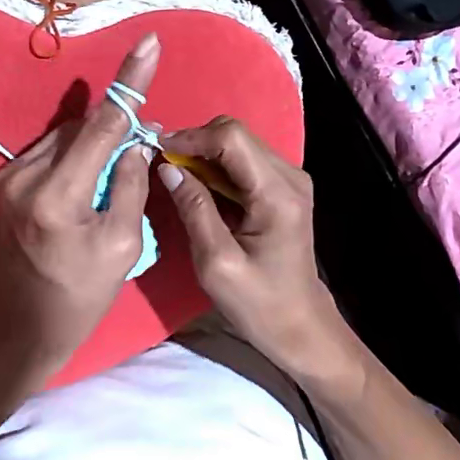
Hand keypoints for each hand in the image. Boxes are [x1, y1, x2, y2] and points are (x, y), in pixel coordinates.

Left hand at [0, 32, 160, 381]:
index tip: (147, 44)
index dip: (129, 84)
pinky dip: (71, 160)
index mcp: (57, 197)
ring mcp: (5, 178)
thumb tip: (137, 143)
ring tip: (106, 185)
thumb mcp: (122, 247)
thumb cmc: (78, 296)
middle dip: (113, 133)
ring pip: (63, 138)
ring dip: (91, 147)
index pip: (102, 126)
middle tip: (138, 156)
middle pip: (82, 129)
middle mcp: (24, 177)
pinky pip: (47, 154)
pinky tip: (81, 189)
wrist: (15, 327)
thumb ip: (131, 185)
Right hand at [157, 117, 356, 384]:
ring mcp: (290, 180)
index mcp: (278, 193)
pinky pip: (244, 161)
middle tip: (163, 164)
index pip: (233, 138)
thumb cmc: (258, 303)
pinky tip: (197, 186)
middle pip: (237, 134)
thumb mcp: (216, 262)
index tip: (159, 150)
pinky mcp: (283, 188)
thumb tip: (168, 166)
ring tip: (175, 174)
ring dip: (204, 153)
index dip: (192, 137)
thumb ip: (194, 209)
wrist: (300, 325)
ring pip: (239, 144)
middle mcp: (290, 176)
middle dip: (196, 143)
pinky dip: (217, 166)